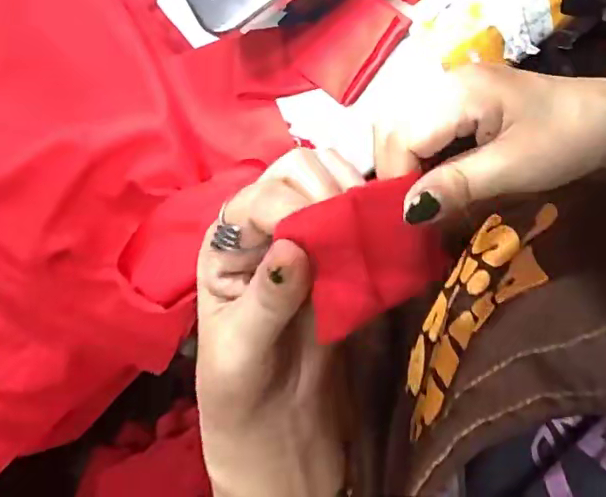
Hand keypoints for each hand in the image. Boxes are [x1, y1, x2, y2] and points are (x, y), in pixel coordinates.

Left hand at [196, 149, 359, 496]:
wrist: (279, 436)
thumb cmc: (240, 398)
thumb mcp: (238, 356)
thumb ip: (264, 301)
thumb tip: (293, 247)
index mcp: (226, 241)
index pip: (260, 198)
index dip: (294, 208)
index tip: (325, 240)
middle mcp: (261, 221)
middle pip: (294, 168)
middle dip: (326, 187)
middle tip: (350, 228)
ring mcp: (300, 227)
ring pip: (328, 173)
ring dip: (351, 192)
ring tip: (365, 230)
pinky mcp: (335, 245)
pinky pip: (354, 205)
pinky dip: (369, 208)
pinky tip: (379, 232)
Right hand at [373, 65, 605, 223]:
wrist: (604, 117)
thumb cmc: (565, 141)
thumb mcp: (514, 168)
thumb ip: (458, 184)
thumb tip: (409, 212)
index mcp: (459, 90)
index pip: (403, 134)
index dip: (398, 178)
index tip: (409, 222)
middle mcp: (446, 79)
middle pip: (392, 124)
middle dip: (394, 169)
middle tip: (411, 213)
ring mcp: (450, 84)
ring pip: (400, 122)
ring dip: (403, 161)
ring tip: (421, 198)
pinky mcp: (457, 96)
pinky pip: (420, 122)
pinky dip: (417, 152)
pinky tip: (434, 177)